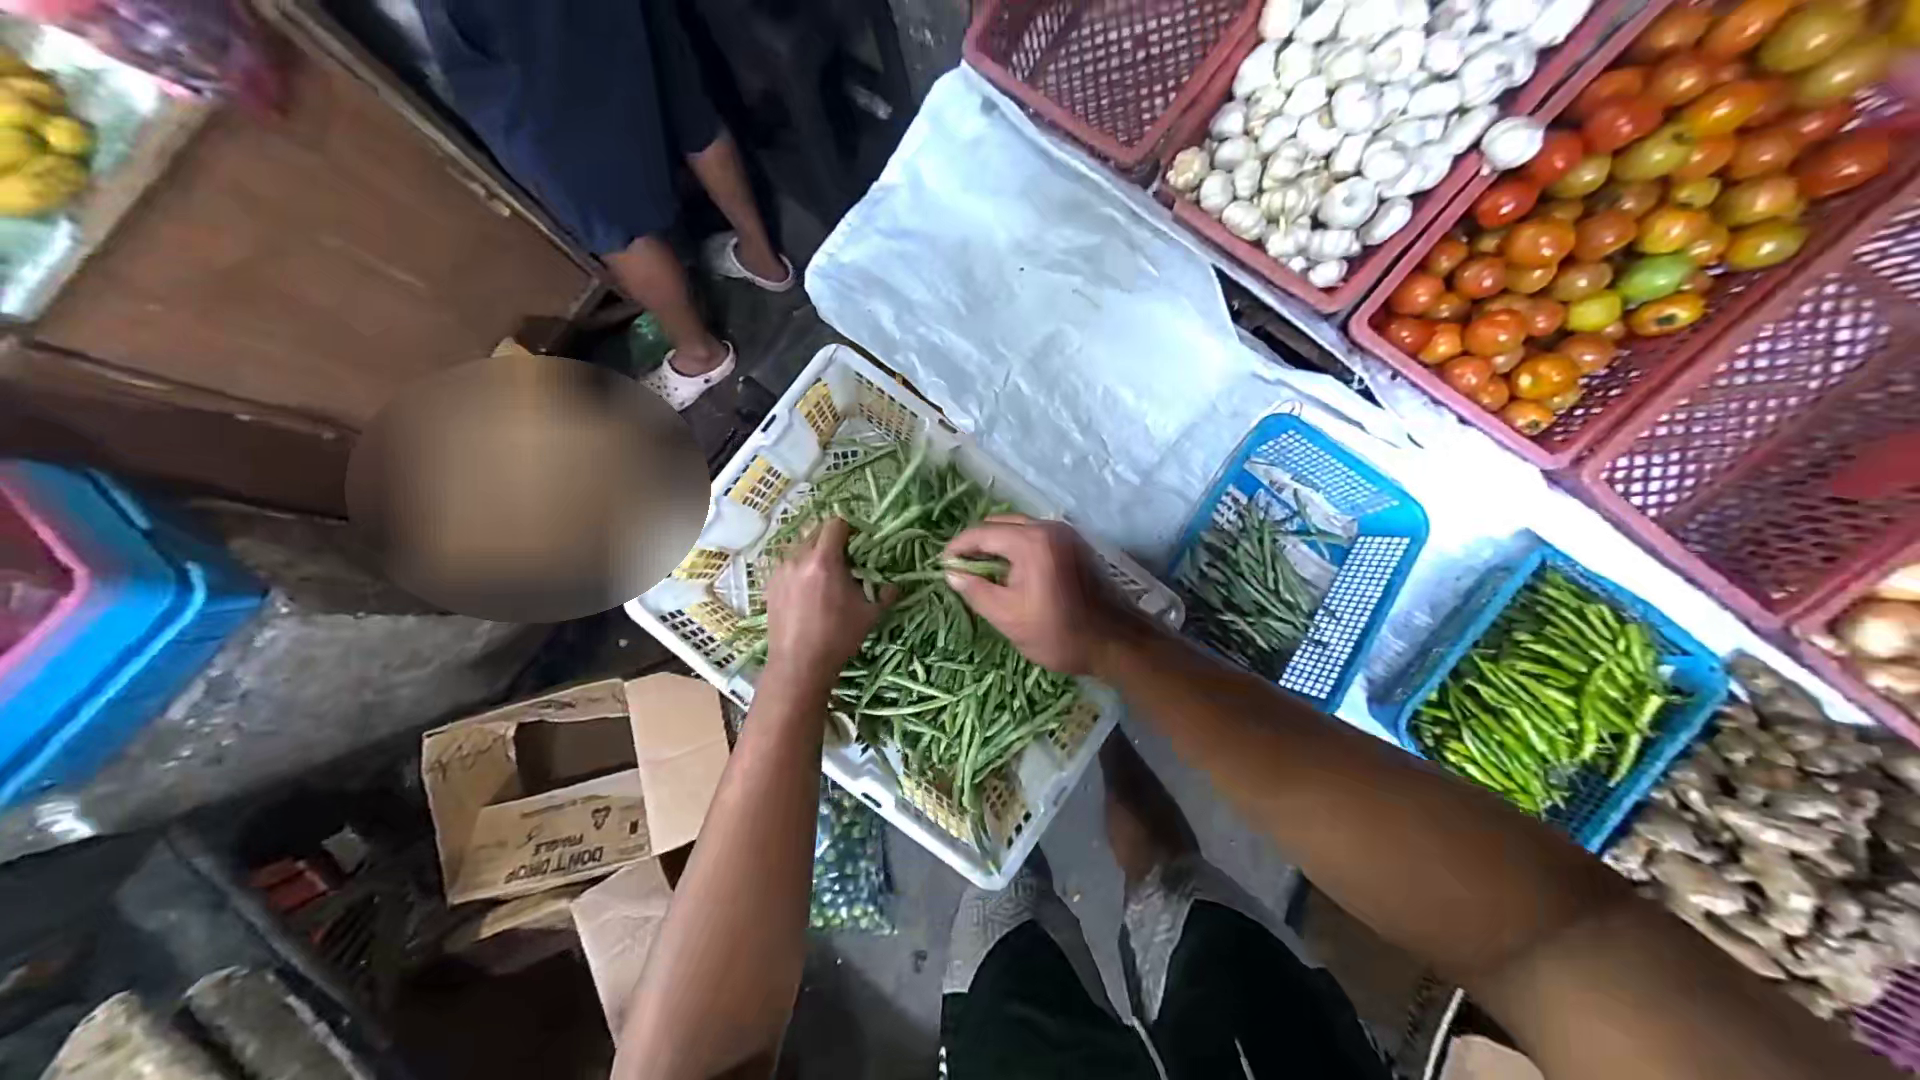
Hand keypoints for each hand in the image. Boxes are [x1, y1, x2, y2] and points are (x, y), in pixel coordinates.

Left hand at [763, 517, 887, 692]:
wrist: (799, 665)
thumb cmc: (838, 638)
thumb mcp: (869, 614)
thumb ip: (885, 594)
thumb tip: (895, 584)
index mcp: (824, 561)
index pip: (835, 524)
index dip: (850, 528)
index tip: (859, 542)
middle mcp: (798, 559)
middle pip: (816, 533)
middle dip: (832, 540)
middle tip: (846, 559)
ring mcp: (781, 572)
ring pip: (800, 549)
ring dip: (815, 554)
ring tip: (826, 577)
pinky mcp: (771, 585)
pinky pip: (789, 566)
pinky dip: (801, 569)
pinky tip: (809, 591)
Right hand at [941, 515, 1150, 674]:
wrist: (1117, 642)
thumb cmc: (1060, 633)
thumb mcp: (1008, 617)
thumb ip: (975, 590)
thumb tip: (951, 573)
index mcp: (1031, 541)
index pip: (982, 532)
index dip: (957, 547)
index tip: (942, 565)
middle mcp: (1049, 527)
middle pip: (1000, 524)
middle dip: (977, 543)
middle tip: (960, 568)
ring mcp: (1066, 533)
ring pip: (1019, 528)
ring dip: (998, 544)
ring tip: (982, 571)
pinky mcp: (1076, 544)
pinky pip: (1036, 536)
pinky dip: (1017, 547)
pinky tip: (1011, 571)